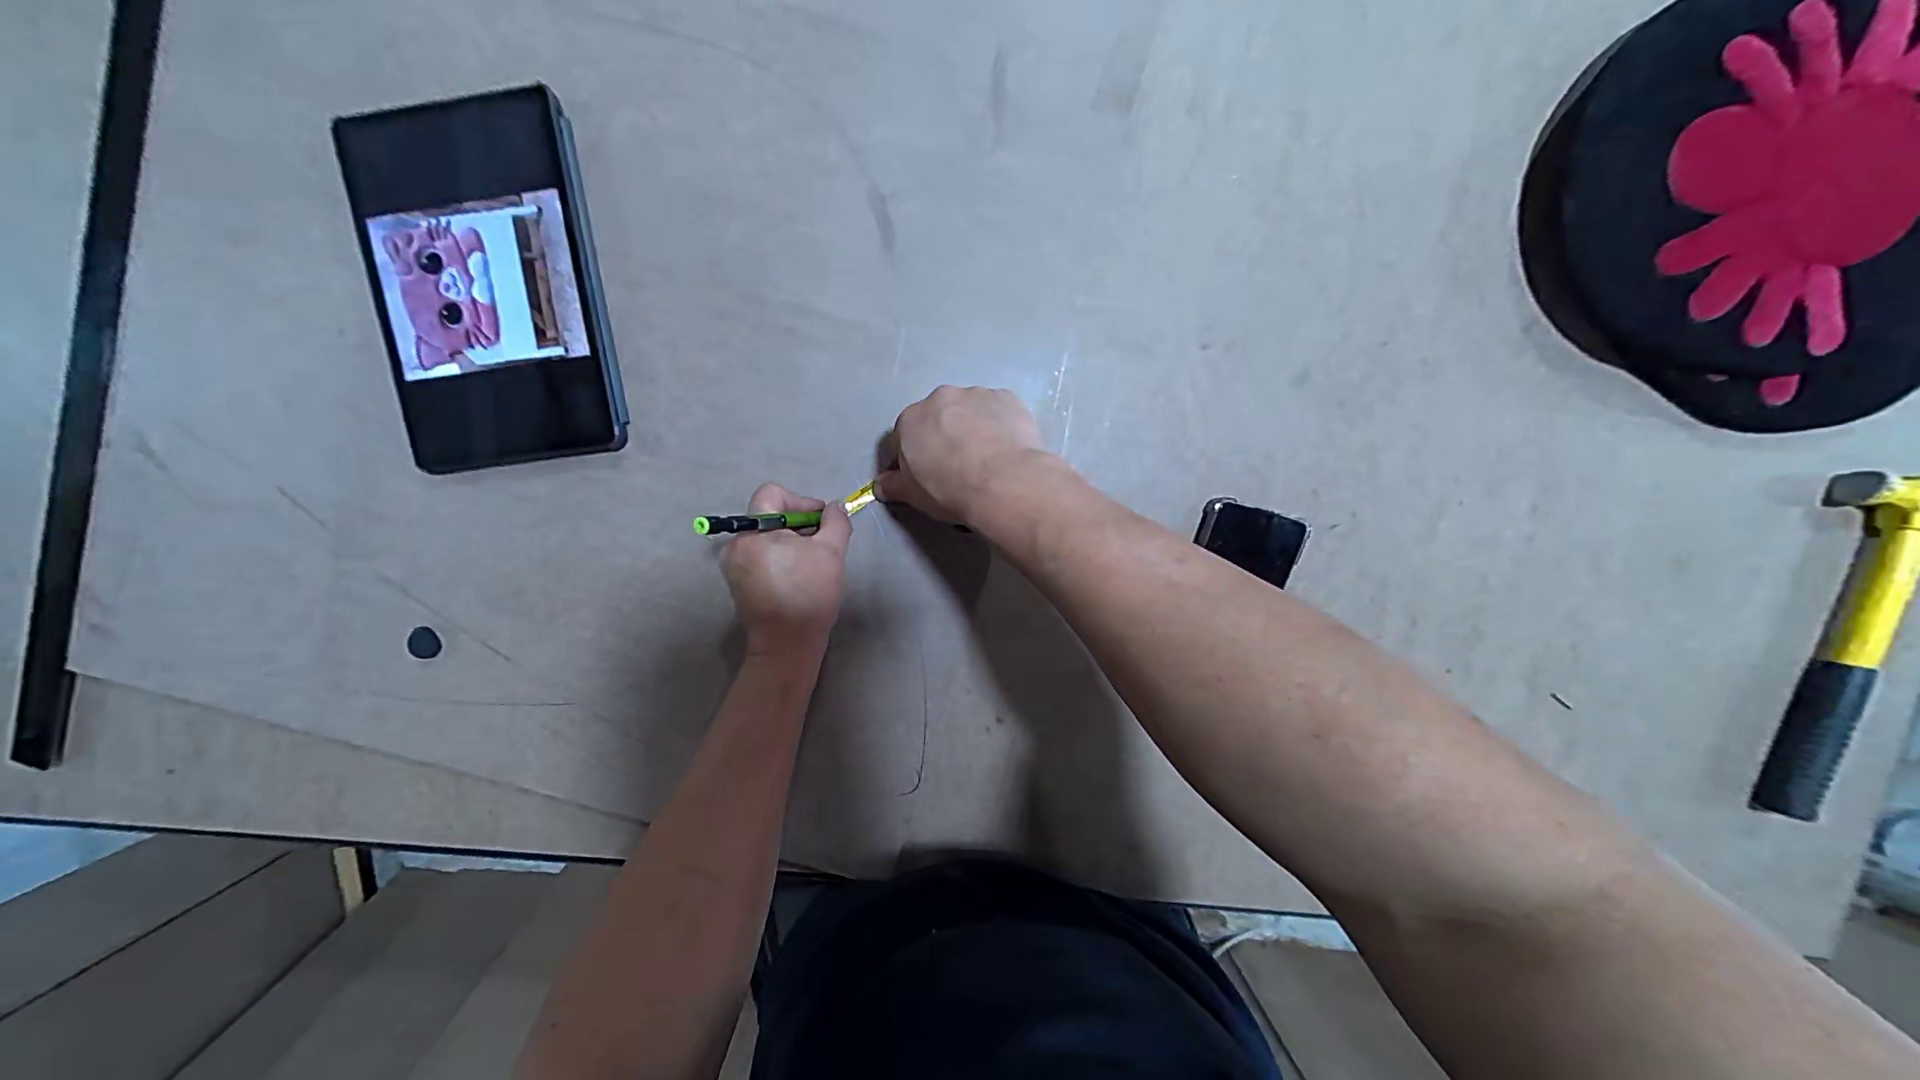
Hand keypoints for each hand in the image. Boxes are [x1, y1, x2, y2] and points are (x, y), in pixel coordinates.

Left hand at [720, 484, 850, 656]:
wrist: (787, 645)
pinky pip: (760, 557)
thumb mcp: (832, 552)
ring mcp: (734, 566)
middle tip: (823, 543)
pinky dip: (780, 559)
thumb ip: (835, 522)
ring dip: (791, 543)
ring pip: (766, 538)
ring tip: (813, 563)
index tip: (820, 522)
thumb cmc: (809, 595)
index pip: (772, 493)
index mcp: (753, 531)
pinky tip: (799, 577)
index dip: (801, 501)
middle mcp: (736, 545)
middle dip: (799, 525)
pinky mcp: (739, 584)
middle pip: (769, 516)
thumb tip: (834, 507)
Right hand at [876, 386, 1052, 524]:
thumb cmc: (950, 490)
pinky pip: (998, 411)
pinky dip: (999, 425)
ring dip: (973, 428)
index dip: (913, 459)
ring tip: (987, 457)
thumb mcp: (913, 496)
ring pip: (969, 411)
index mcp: (910, 419)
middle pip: (938, 418)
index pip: (903, 438)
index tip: (925, 477)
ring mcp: (976, 394)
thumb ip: (893, 485)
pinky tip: (1007, 448)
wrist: (1004, 481)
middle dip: (944, 437)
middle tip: (958, 466)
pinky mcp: (1007, 398)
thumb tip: (881, 484)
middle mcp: (940, 398)